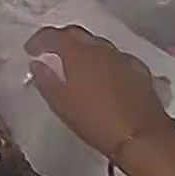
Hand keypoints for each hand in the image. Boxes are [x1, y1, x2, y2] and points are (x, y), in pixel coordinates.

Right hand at [26, 25, 174, 163]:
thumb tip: (37, 64)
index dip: (39, 40)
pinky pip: (120, 60)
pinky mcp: (142, 73)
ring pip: (100, 46)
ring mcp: (124, 59)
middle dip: (62, 40)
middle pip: (77, 34)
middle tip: (52, 52)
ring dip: (86, 51)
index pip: (53, 35)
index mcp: (78, 52)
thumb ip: (45, 80)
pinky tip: (108, 75)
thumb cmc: (95, 121)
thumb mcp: (60, 104)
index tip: (30, 50)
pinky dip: (109, 64)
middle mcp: (101, 49)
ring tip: (80, 66)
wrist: (143, 141)